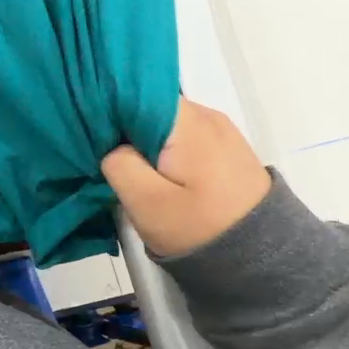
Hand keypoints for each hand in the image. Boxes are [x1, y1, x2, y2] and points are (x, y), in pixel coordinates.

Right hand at [101, 98, 269, 256]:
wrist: (259, 256)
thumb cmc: (199, 227)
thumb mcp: (146, 202)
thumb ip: (119, 164)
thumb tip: (112, 146)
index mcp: (187, 123)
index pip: (136, 92)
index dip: (107, 106)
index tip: (88, 130)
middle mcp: (207, 116)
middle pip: (150, 105)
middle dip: (122, 124)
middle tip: (99, 152)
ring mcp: (219, 131)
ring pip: (163, 121)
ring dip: (140, 138)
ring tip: (123, 163)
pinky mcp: (222, 148)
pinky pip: (180, 136)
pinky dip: (160, 147)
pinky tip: (149, 169)